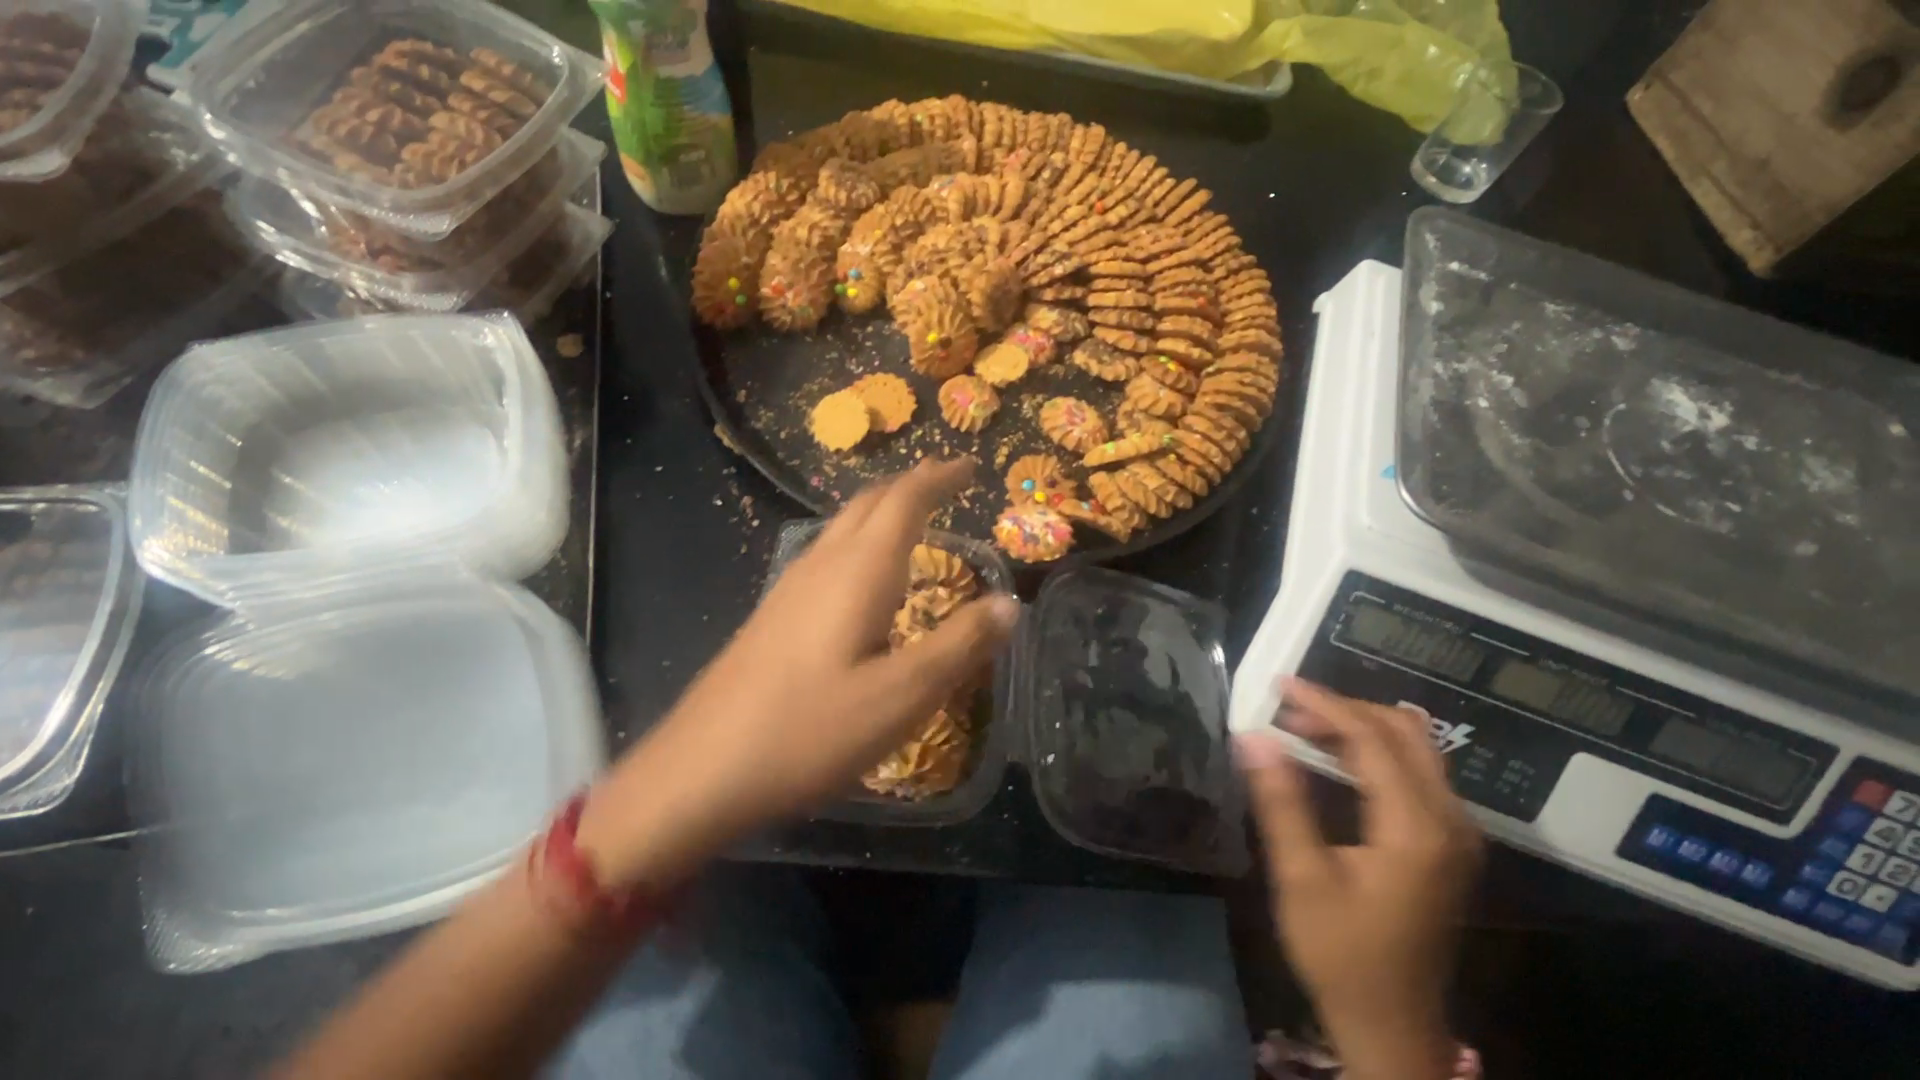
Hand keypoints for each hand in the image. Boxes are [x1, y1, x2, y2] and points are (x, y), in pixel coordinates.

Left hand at [577, 458, 1018, 889]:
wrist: (700, 771)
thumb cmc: (810, 731)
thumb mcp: (901, 696)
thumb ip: (958, 646)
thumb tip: (1009, 603)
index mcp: (858, 571)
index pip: (905, 501)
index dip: (940, 478)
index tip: (971, 466)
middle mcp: (821, 565)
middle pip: (868, 503)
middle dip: (911, 486)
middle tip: (948, 483)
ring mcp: (788, 590)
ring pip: (843, 529)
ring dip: (882, 513)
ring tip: (914, 521)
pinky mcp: (772, 618)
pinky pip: (827, 557)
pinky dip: (861, 545)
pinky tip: (864, 581)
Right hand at [1235, 679, 1481, 1079]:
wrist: (1394, 1024)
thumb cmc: (1341, 955)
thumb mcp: (1302, 880)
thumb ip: (1282, 802)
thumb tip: (1253, 737)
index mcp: (1416, 827)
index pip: (1372, 738)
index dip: (1323, 704)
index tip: (1278, 685)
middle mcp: (1451, 820)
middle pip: (1404, 733)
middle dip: (1343, 710)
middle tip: (1286, 708)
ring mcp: (1458, 833)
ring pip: (1417, 750)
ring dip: (1362, 729)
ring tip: (1304, 728)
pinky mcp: (1451, 845)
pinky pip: (1420, 775)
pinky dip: (1378, 753)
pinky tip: (1340, 758)